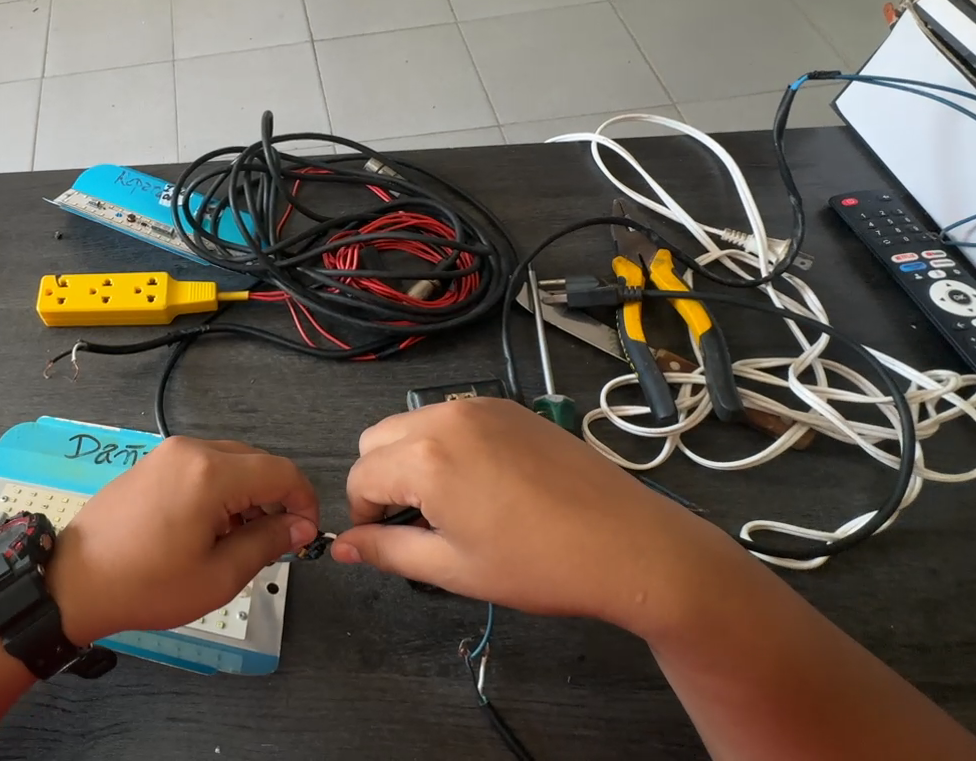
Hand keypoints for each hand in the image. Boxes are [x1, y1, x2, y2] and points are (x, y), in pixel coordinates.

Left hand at [44, 437, 318, 644]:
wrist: (76, 579)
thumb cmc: (149, 583)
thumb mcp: (218, 575)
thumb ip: (266, 542)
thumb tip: (301, 526)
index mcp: (210, 472)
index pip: (280, 471)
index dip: (303, 500)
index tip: (306, 535)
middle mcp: (191, 449)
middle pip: (255, 461)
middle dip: (275, 497)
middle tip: (275, 542)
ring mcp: (168, 452)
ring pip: (230, 461)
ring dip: (247, 493)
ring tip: (240, 540)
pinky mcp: (153, 462)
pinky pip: (202, 465)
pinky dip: (220, 488)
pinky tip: (210, 526)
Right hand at [329, 397, 747, 635]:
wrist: (633, 545)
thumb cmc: (540, 565)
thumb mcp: (454, 569)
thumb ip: (387, 552)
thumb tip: (342, 548)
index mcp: (424, 459)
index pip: (360, 477)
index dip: (364, 514)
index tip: (389, 540)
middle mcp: (442, 418)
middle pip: (375, 440)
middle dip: (381, 479)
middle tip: (419, 521)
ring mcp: (476, 406)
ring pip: (409, 424)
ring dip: (409, 458)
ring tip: (451, 500)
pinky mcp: (504, 406)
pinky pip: (448, 417)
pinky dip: (444, 443)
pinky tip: (482, 479)